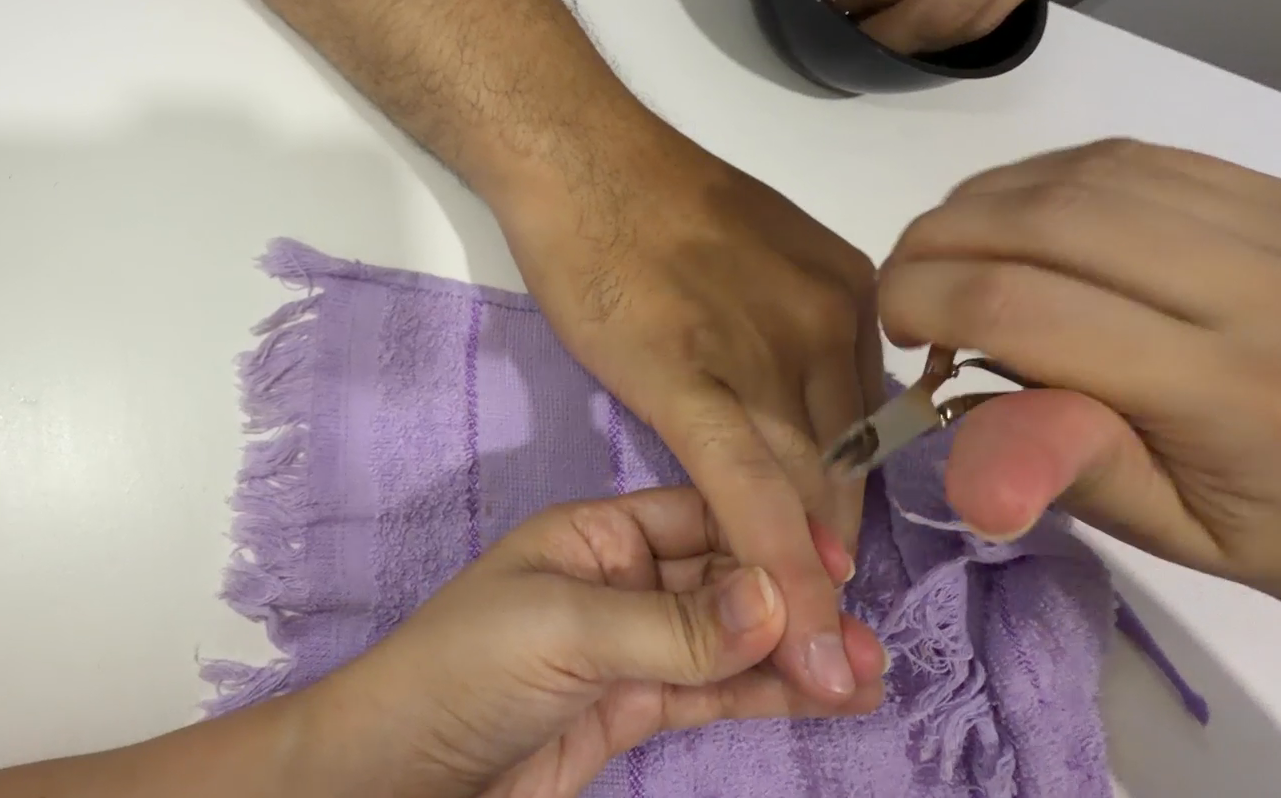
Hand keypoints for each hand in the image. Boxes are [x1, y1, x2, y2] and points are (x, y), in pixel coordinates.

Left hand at [313, 489, 887, 797]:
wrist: (410, 764)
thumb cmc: (471, 665)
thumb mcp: (566, 627)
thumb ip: (673, 624)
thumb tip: (782, 599)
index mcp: (593, 532)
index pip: (696, 516)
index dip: (763, 535)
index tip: (840, 563)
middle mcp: (619, 577)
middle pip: (721, 578)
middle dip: (792, 604)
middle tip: (866, 640)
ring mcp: (631, 643)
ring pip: (728, 639)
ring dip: (795, 653)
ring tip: (869, 673)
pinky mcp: (636, 704)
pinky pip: (713, 689)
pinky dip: (767, 693)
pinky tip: (826, 695)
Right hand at [493, 122, 885, 704]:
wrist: (580, 158)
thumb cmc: (647, 195)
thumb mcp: (745, 245)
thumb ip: (780, 319)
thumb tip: (782, 388)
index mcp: (847, 295)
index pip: (859, 423)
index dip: (845, 501)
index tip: (832, 556)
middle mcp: (827, 326)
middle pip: (839, 464)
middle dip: (839, 550)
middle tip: (837, 634)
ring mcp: (758, 349)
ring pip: (801, 482)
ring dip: (809, 573)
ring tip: (815, 654)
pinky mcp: (686, 372)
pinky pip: (742, 475)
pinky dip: (768, 547)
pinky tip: (782, 611)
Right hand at [878, 139, 1280, 637]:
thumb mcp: (1186, 534)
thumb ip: (1065, 470)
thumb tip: (949, 444)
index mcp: (1248, 401)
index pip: (1018, 308)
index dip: (918, 299)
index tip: (898, 333)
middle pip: (1041, 222)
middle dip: (931, 246)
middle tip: (908, 291)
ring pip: (1082, 176)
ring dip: (977, 207)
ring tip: (954, 257)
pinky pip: (1135, 159)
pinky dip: (1041, 182)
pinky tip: (1021, 222)